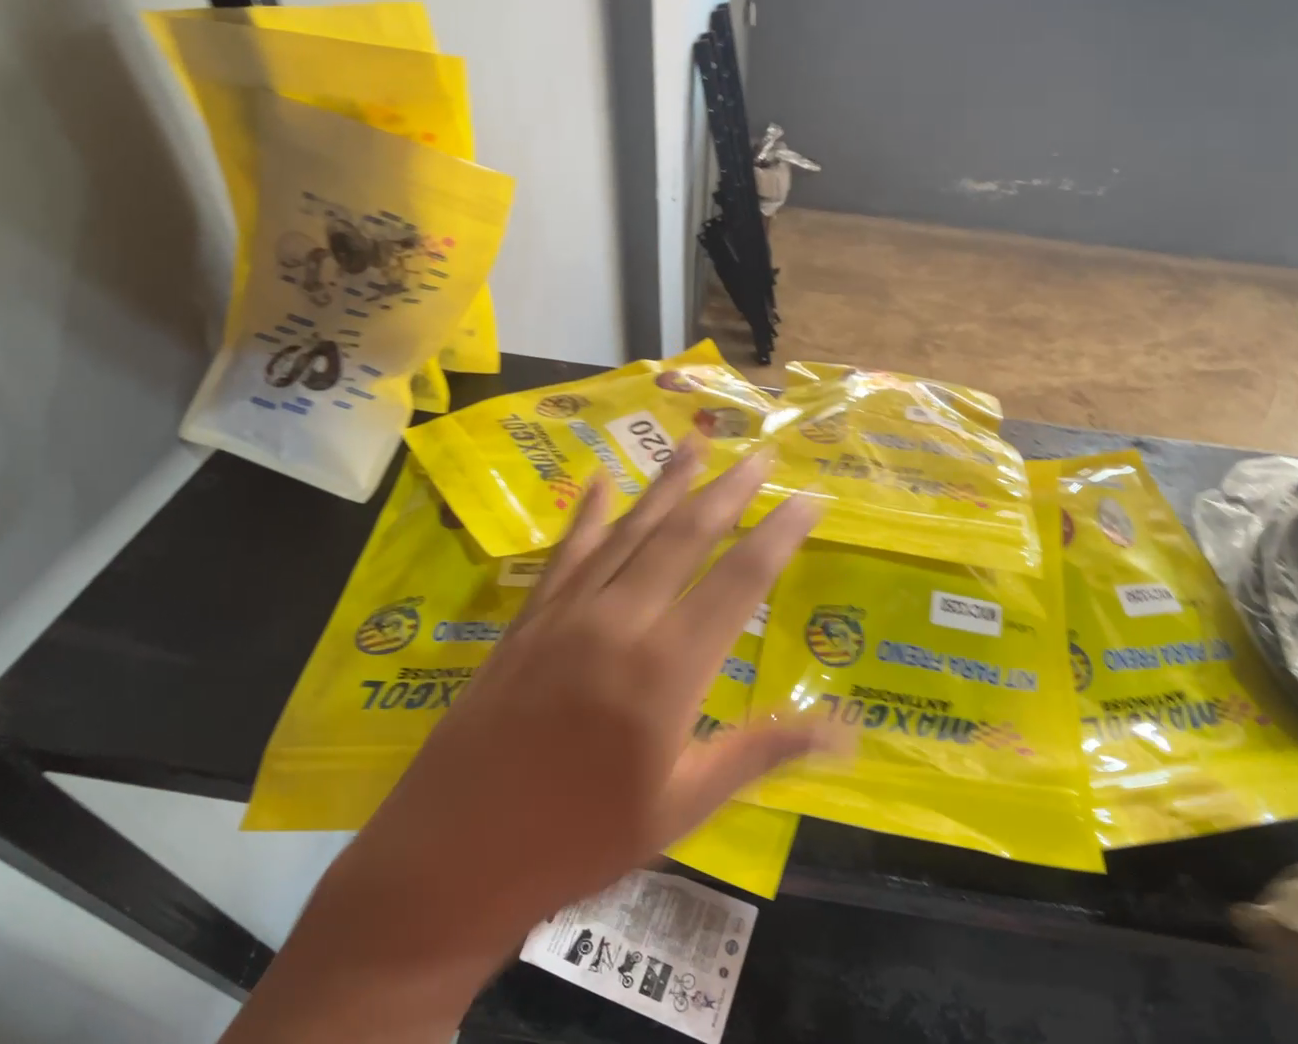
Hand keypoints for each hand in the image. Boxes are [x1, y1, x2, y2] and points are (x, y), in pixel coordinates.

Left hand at [223, 444, 828, 1042]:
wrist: (454, 855)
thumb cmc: (581, 842)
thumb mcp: (682, 808)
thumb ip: (759, 752)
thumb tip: (843, 733)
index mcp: (667, 669)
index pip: (740, 581)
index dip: (780, 535)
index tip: (811, 498)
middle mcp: (619, 622)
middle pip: (683, 537)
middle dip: (728, 491)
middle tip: (761, 453)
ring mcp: (565, 615)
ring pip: (627, 531)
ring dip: (666, 485)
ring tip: (696, 442)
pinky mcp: (526, 622)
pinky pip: (565, 553)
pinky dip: (587, 513)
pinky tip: (599, 481)